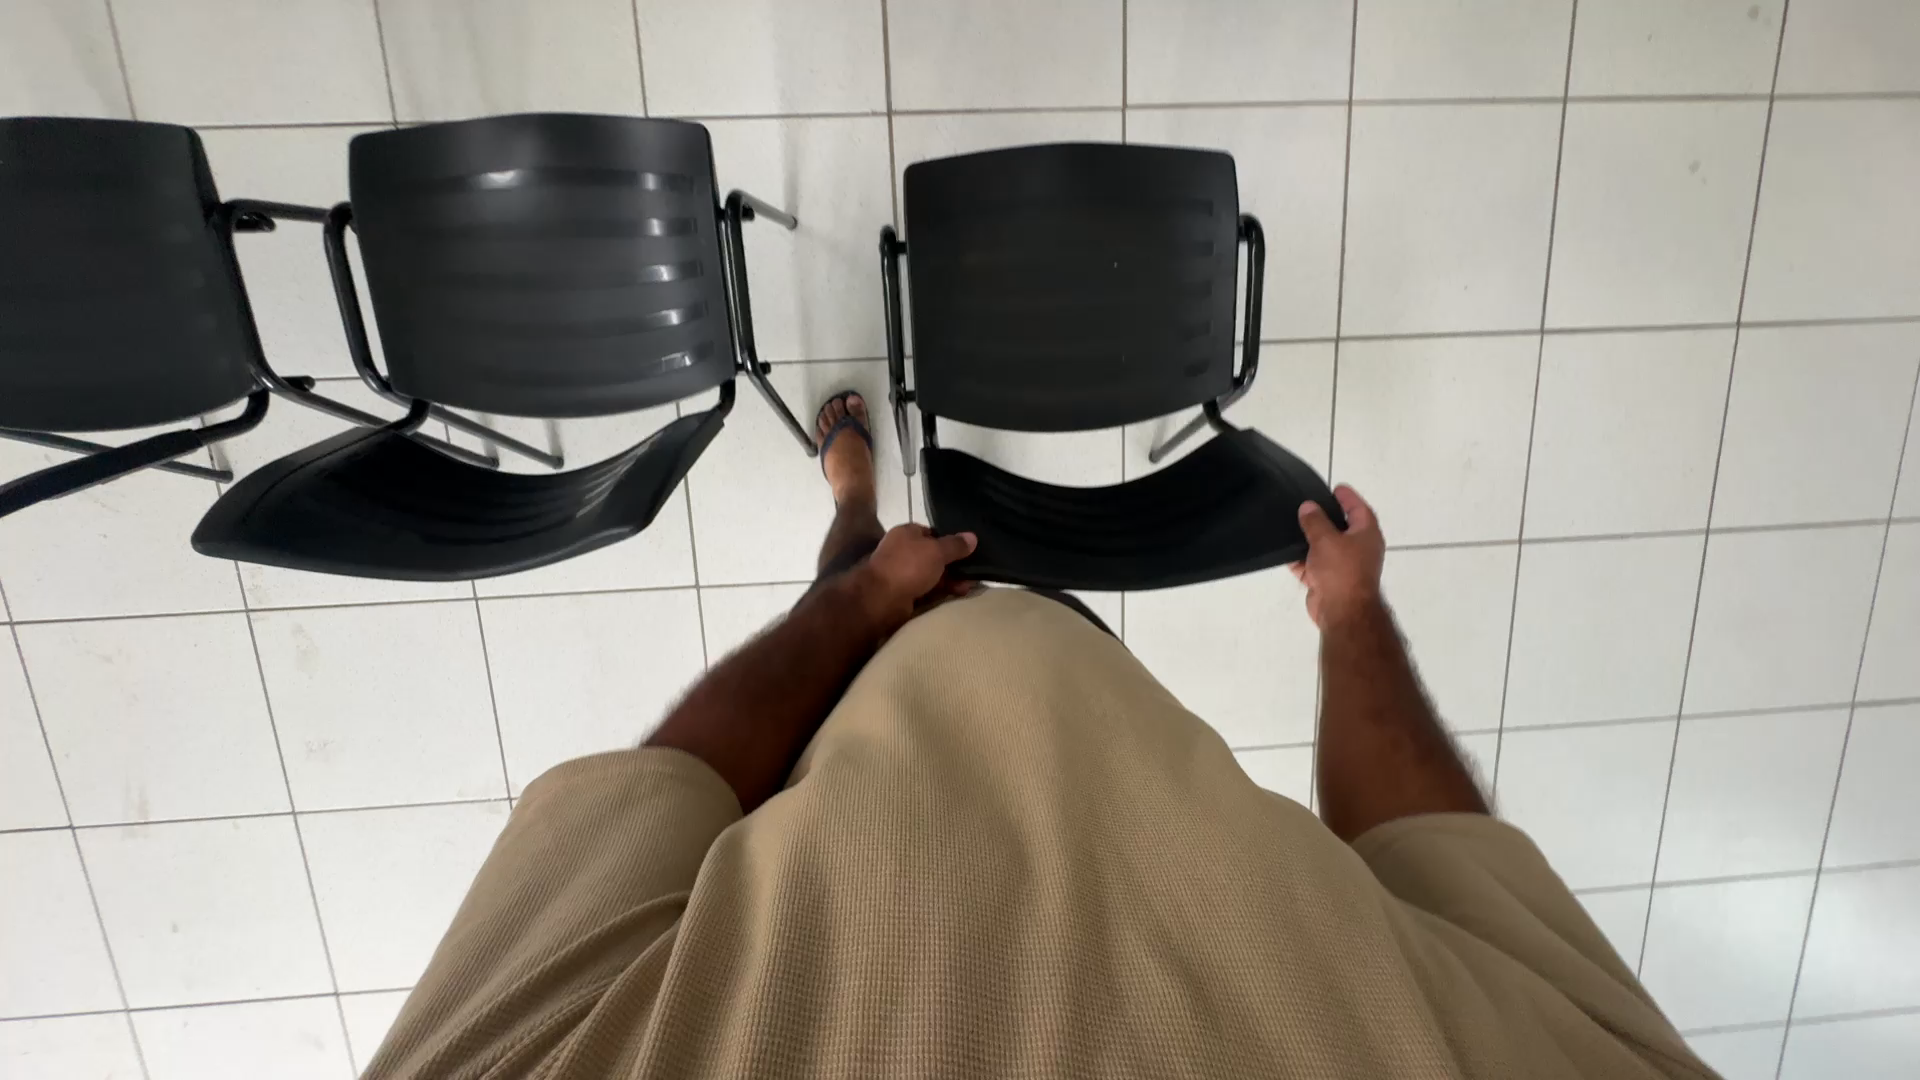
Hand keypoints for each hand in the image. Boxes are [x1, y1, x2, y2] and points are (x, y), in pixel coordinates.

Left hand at [855, 524, 978, 627]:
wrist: (881, 598)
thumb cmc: (909, 566)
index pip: (932, 533)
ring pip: (932, 574)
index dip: (950, 539)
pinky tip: (958, 594)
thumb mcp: (937, 551)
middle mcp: (903, 551)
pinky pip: (928, 590)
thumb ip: (955, 545)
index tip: (968, 549)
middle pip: (934, 555)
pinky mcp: (905, 593)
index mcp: (907, 533)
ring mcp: (903, 573)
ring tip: (970, 585)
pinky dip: (942, 591)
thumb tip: (973, 537)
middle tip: (975, 570)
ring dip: (951, 579)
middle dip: (954, 563)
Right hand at [1291, 485, 1383, 630]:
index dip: (1347, 497)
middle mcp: (1357, 548)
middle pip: (1340, 527)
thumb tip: (1307, 506)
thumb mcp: (1326, 539)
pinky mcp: (1327, 580)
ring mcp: (1342, 566)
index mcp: (1366, 534)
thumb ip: (1315, 520)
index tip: (1335, 487)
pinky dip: (1299, 560)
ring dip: (1308, 539)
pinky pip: (1311, 565)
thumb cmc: (1341, 570)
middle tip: (1306, 504)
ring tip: (1289, 525)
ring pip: (1323, 547)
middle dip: (1324, 517)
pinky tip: (1283, 552)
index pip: (1358, 509)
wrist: (1341, 610)